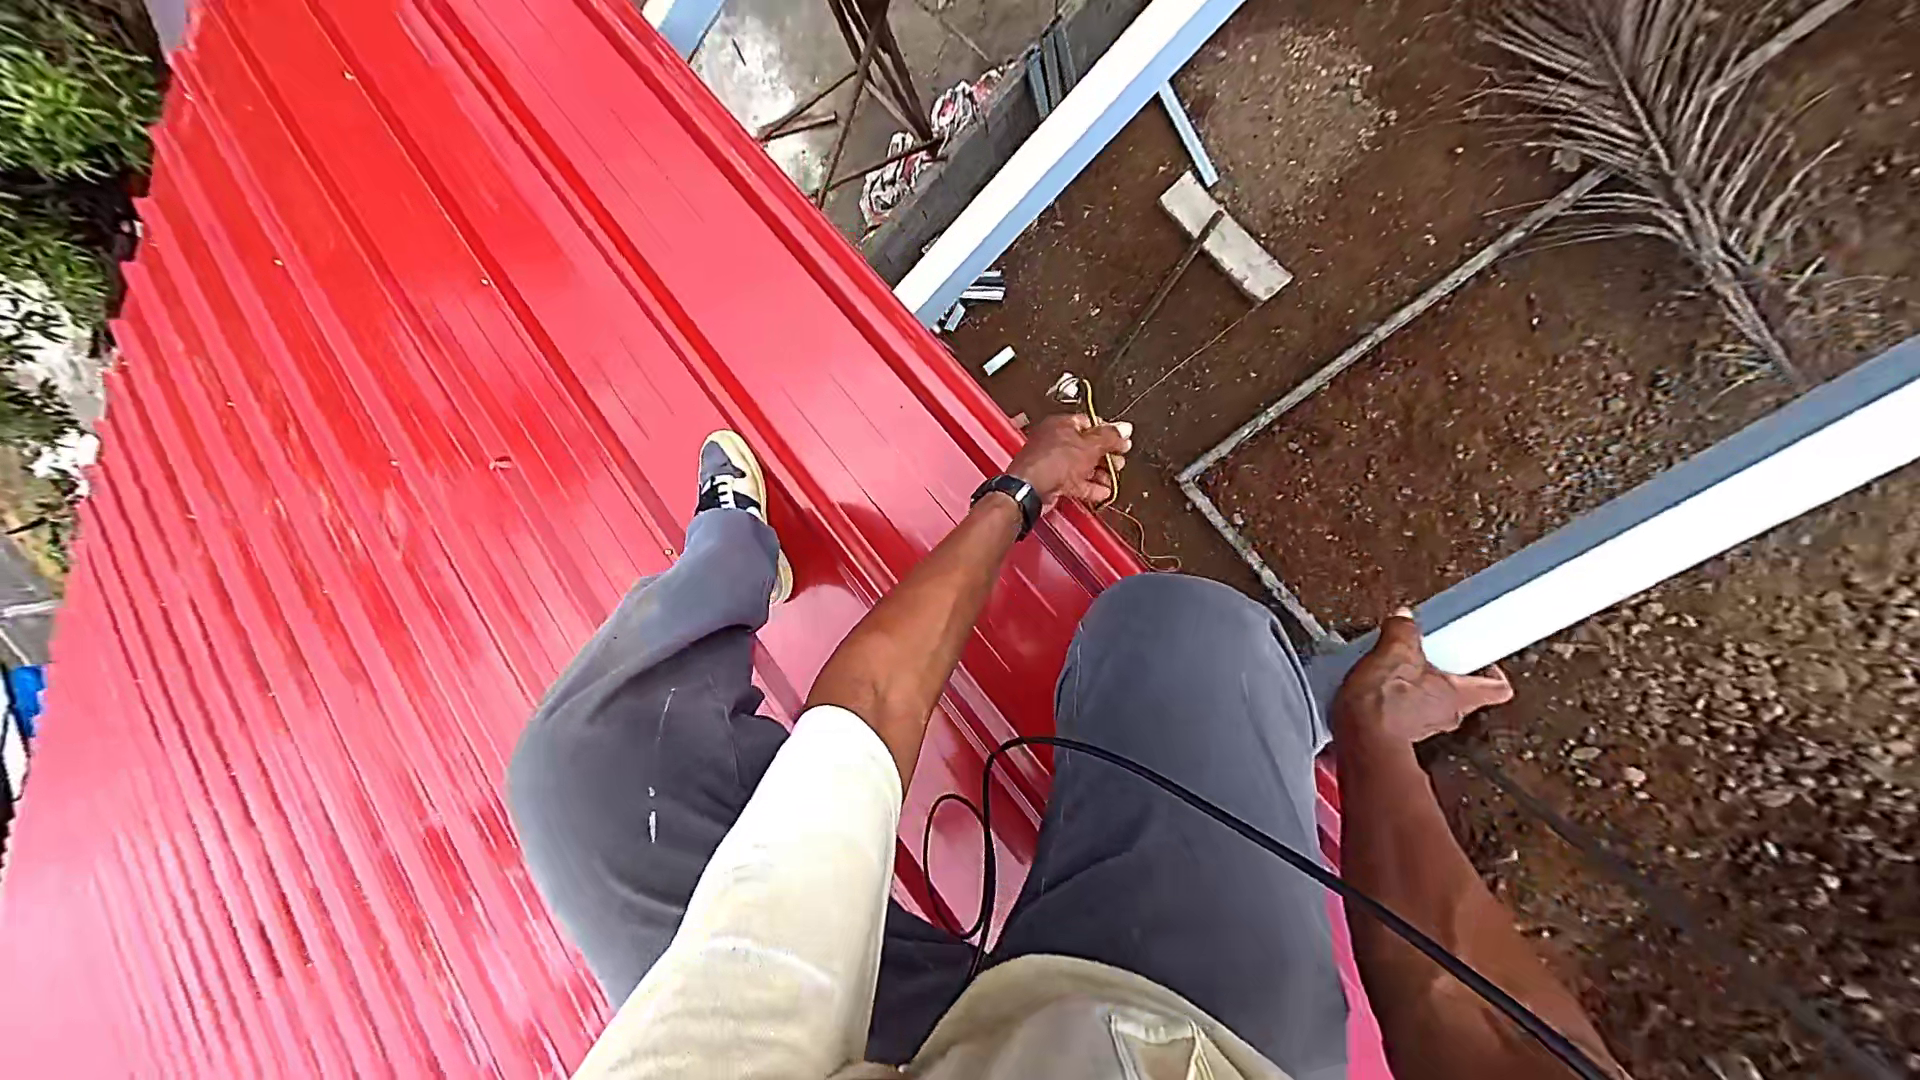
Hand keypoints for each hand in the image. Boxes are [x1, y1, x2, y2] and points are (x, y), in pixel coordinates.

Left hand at [1005, 413, 1131, 508]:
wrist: (1031, 489)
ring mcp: (1052, 463)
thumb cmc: (1053, 461)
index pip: (1090, 424)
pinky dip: (1089, 487)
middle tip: (1118, 462)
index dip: (1108, 433)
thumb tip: (1124, 428)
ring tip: (1112, 479)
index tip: (1122, 442)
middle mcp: (1054, 441)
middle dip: (1105, 456)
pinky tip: (1102, 492)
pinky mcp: (1051, 481)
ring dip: (1099, 474)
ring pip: (1081, 467)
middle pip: (1086, 447)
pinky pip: (1074, 483)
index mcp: (1061, 425)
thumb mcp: (1090, 446)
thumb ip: (1110, 437)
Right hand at [1333, 608, 1512, 746]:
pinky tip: (1369, 690)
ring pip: (1427, 702)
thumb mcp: (1394, 652)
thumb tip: (1404, 619)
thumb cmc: (1384, 704)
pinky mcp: (1396, 732)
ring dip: (1411, 688)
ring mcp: (1422, 726)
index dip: (1490, 670)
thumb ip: (1403, 631)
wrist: (1359, 739)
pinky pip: (1399, 711)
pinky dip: (1388, 701)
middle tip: (1418, 656)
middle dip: (1438, 674)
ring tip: (1385, 672)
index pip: (1496, 686)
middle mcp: (1448, 714)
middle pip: (1457, 691)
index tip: (1476, 656)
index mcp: (1460, 694)